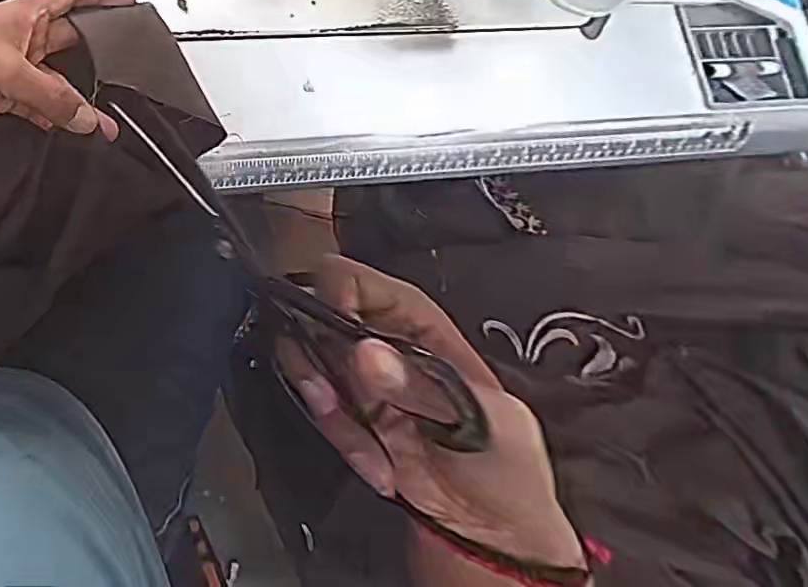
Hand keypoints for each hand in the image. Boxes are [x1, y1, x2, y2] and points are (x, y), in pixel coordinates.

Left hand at [0, 0, 136, 141]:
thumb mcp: (5, 68)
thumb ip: (51, 94)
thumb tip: (87, 116)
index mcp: (24, 12)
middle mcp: (22, 36)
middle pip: (72, 41)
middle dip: (99, 56)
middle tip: (128, 70)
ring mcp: (13, 66)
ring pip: (58, 80)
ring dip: (80, 99)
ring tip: (107, 118)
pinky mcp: (2, 95)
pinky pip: (41, 104)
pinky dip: (58, 116)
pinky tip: (76, 128)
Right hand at [275, 256, 584, 571]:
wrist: (490, 529)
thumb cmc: (506, 465)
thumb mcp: (485, 424)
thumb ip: (421, 385)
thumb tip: (365, 352)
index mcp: (410, 316)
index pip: (348, 277)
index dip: (332, 298)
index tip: (338, 341)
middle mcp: (371, 332)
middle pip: (310, 315)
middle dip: (319, 365)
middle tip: (337, 403)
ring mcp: (350, 367)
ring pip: (301, 360)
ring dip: (327, 407)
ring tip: (368, 448)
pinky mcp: (336, 401)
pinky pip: (311, 403)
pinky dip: (337, 435)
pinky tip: (376, 462)